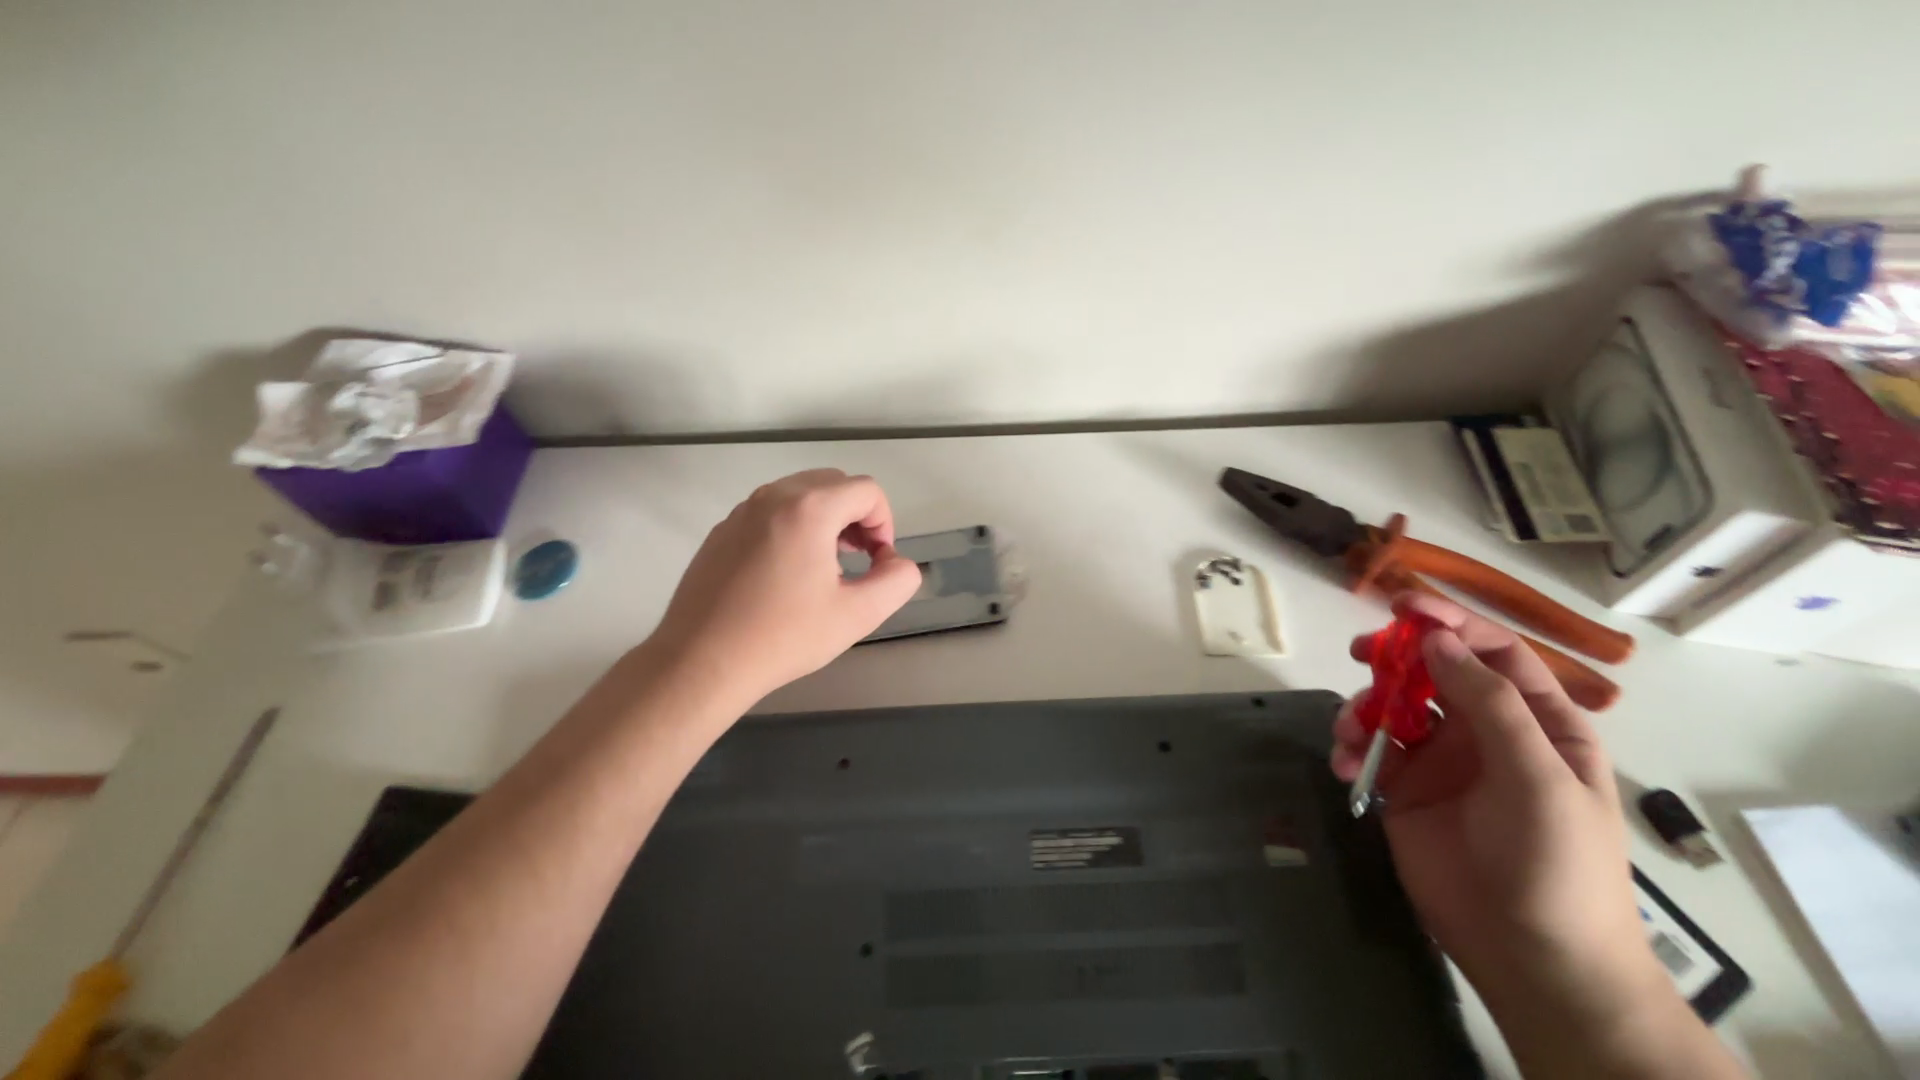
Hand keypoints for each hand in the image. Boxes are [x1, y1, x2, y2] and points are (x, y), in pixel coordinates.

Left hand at [646, 469, 921, 706]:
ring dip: (824, 520)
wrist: (702, 660)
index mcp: (809, 509)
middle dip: (856, 516)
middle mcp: (773, 497)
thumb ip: (896, 581)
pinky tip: (784, 577)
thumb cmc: (784, 637)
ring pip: (799, 495)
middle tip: (858, 560)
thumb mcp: (857, 614)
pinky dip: (791, 528)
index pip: (867, 490)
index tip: (878, 562)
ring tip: (825, 568)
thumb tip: (897, 563)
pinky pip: (769, 513)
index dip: (885, 523)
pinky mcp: (721, 532)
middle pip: (833, 483)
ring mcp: (741, 512)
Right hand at [1331, 594, 1727, 1077]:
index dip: (1450, 623)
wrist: (1532, 957)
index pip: (1492, 653)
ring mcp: (1441, 762)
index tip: (1403, 609)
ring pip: (1393, 706)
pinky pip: (1369, 752)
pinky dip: (1350, 750)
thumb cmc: (1556, 862)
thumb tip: (1439, 643)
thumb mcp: (1538, 777)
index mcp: (1537, 721)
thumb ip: (1490, 704)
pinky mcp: (1404, 792)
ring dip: (1364, 707)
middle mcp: (1486, 732)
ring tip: (1350, 733)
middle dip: (1396, 657)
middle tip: (1363, 654)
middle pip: (1434, 671)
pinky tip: (1345, 767)